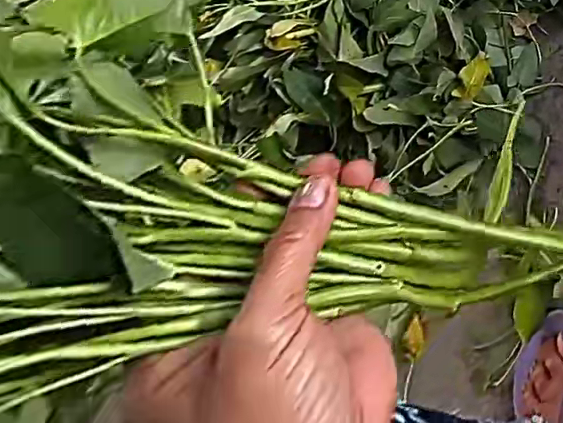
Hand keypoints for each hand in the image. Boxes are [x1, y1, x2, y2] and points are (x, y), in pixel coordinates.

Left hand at [123, 156, 399, 422]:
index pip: (203, 255)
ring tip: (359, 173)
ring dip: (339, 202)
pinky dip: (367, 222)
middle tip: (326, 165)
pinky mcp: (338, 311)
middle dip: (298, 198)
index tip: (266, 169)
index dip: (236, 209)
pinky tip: (377, 195)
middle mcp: (235, 319)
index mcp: (185, 337)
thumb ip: (286, 255)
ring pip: (312, 242)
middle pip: (265, 240)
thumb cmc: (271, 420)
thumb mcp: (261, 335)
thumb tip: (314, 185)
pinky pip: (350, 255)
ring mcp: (290, 314)